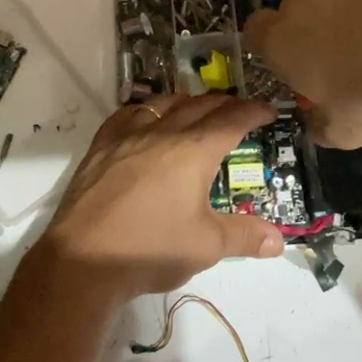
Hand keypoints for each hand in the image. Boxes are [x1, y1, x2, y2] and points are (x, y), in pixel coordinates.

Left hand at [31, 94, 285, 301]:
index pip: (231, 120)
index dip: (253, 112)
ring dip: (187, 101)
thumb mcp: (206, 245)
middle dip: (224, 103)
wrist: (83, 260)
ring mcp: (126, 137)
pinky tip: (146, 118)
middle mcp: (162, 134)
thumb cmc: (150, 249)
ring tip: (197, 107)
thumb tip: (278, 241)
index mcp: (193, 151)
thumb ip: (244, 237)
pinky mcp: (100, 148)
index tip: (268, 110)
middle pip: (199, 106)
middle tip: (239, 109)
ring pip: (163, 104)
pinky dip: (146, 110)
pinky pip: (126, 115)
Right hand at [242, 0, 361, 147]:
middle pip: (298, 5)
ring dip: (350, 3)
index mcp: (282, 40)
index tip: (295, 61)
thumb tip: (316, 122)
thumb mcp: (345, 132)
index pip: (256, 32)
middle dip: (314, 23)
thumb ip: (320, 125)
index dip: (272, 45)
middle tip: (345, 51)